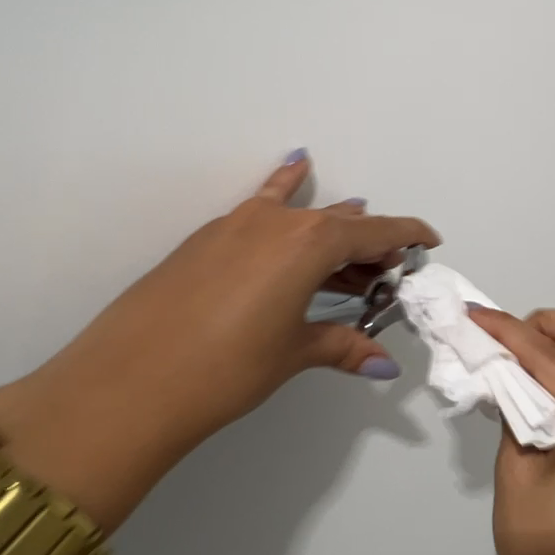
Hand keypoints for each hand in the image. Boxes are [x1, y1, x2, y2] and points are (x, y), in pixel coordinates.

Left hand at [0, 151, 439, 526]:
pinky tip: (293, 168)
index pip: (376, 232)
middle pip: (340, 225)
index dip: (408, 237)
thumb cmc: (226, 369)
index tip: (430, 242)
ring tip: (352, 255)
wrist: (124, 387)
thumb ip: (342, 347)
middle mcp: (277, 223)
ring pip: (301, 218)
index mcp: (311, 243)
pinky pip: (260, 210)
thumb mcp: (294, 353)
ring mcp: (235, 227)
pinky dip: (282, 195)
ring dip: (331, 235)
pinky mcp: (205, 241)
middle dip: (369, 247)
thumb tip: (382, 363)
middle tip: (387, 275)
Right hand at [470, 308, 554, 554]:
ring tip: (513, 350)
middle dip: (547, 324)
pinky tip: (530, 372)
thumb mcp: (515, 462)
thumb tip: (503, 366)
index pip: (552, 357)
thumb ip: (514, 404)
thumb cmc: (533, 534)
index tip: (475, 315)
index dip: (510, 331)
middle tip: (504, 335)